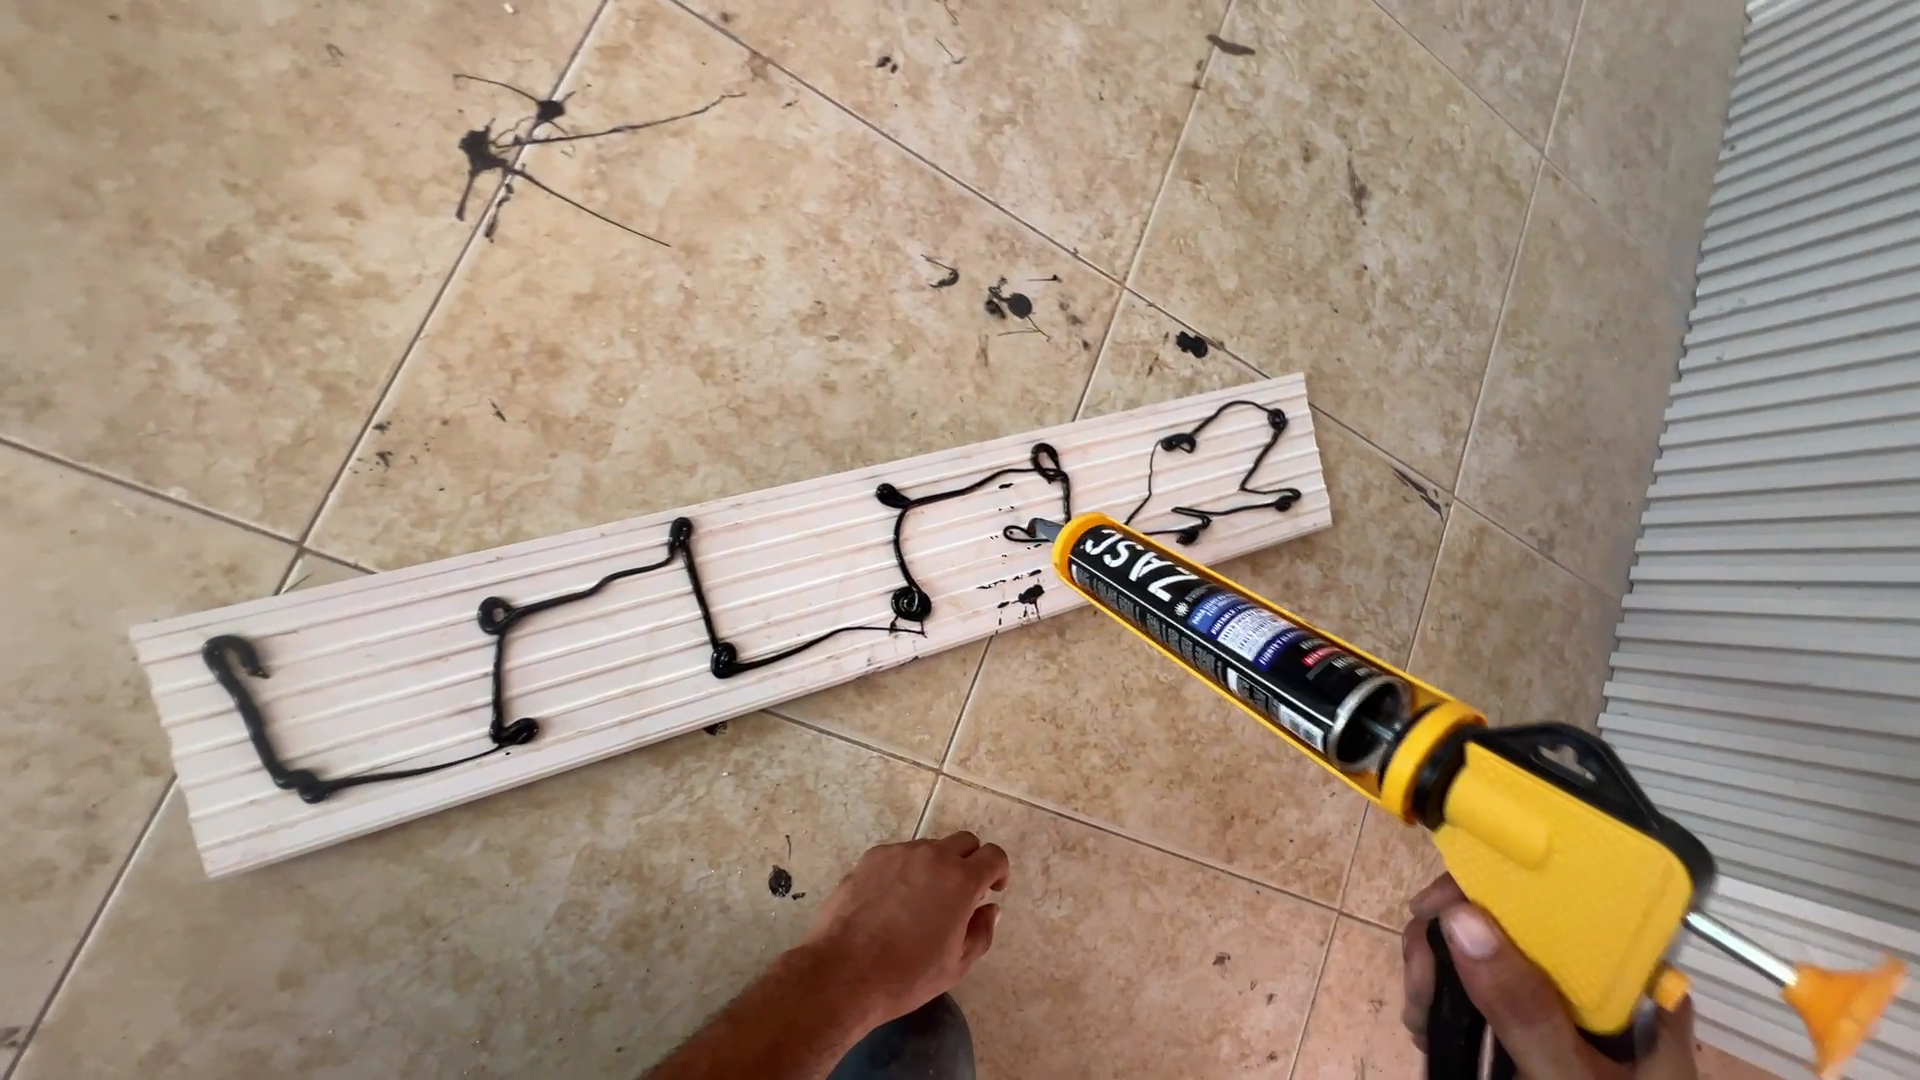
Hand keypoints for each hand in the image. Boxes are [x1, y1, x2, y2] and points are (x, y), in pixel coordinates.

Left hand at [797, 831, 1010, 1029]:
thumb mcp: (956, 965)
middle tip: (960, 895)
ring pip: (930, 849)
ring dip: (936, 867)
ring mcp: (900, 852)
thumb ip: (981, 932)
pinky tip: (890, 902)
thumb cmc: (907, 975)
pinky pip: (900, 856)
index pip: (993, 856)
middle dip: (970, 862)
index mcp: (961, 880)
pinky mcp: (873, 857)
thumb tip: (990, 910)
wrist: (843, 971)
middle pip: (964, 842)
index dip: (998, 871)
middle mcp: (933, 856)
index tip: (992, 890)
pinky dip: (905, 871)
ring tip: (920, 903)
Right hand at [1401, 874, 1698, 1078]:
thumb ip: (1524, 1008)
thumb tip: (1460, 915)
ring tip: (1420, 1019)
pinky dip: (1440, 992)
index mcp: (1632, 985)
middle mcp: (1598, 981)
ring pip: (1479, 945)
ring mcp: (1562, 1000)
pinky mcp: (1532, 1018)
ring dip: (1433, 970)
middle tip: (1418, 986)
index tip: (1430, 911)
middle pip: (1505, 918)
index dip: (1487, 889)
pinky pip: (1475, 979)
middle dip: (1444, 941)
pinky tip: (1430, 1022)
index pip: (1559, 900)